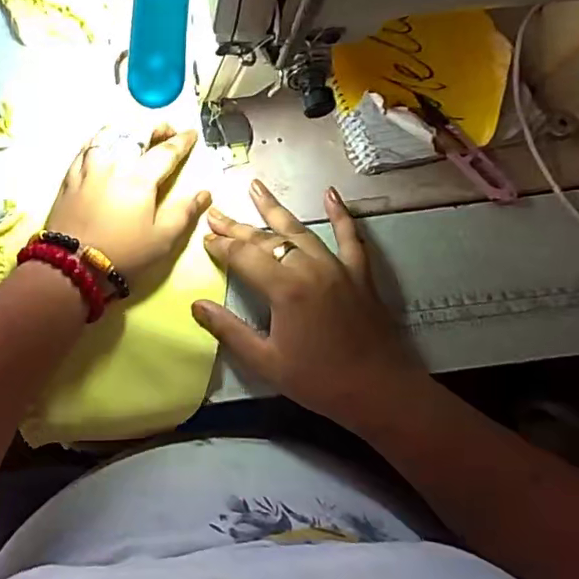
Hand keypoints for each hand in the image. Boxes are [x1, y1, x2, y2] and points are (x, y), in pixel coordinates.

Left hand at [42, 125, 211, 280]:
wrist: (71, 265)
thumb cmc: (123, 253)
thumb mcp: (162, 239)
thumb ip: (184, 213)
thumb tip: (204, 194)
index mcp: (140, 178)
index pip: (166, 151)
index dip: (182, 141)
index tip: (191, 134)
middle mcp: (114, 165)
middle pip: (136, 134)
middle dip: (154, 128)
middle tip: (166, 131)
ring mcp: (89, 168)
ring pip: (108, 135)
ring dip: (126, 129)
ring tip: (134, 133)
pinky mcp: (70, 177)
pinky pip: (86, 148)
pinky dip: (100, 140)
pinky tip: (103, 144)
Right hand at [191, 181, 429, 427]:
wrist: (380, 390)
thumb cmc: (319, 380)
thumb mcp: (266, 361)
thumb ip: (229, 330)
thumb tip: (197, 305)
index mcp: (284, 288)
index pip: (244, 257)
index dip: (222, 246)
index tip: (205, 238)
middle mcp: (309, 267)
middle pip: (268, 240)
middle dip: (239, 227)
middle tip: (217, 213)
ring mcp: (337, 266)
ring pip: (301, 230)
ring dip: (276, 210)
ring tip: (256, 187)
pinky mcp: (360, 273)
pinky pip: (349, 237)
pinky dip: (340, 214)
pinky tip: (331, 194)